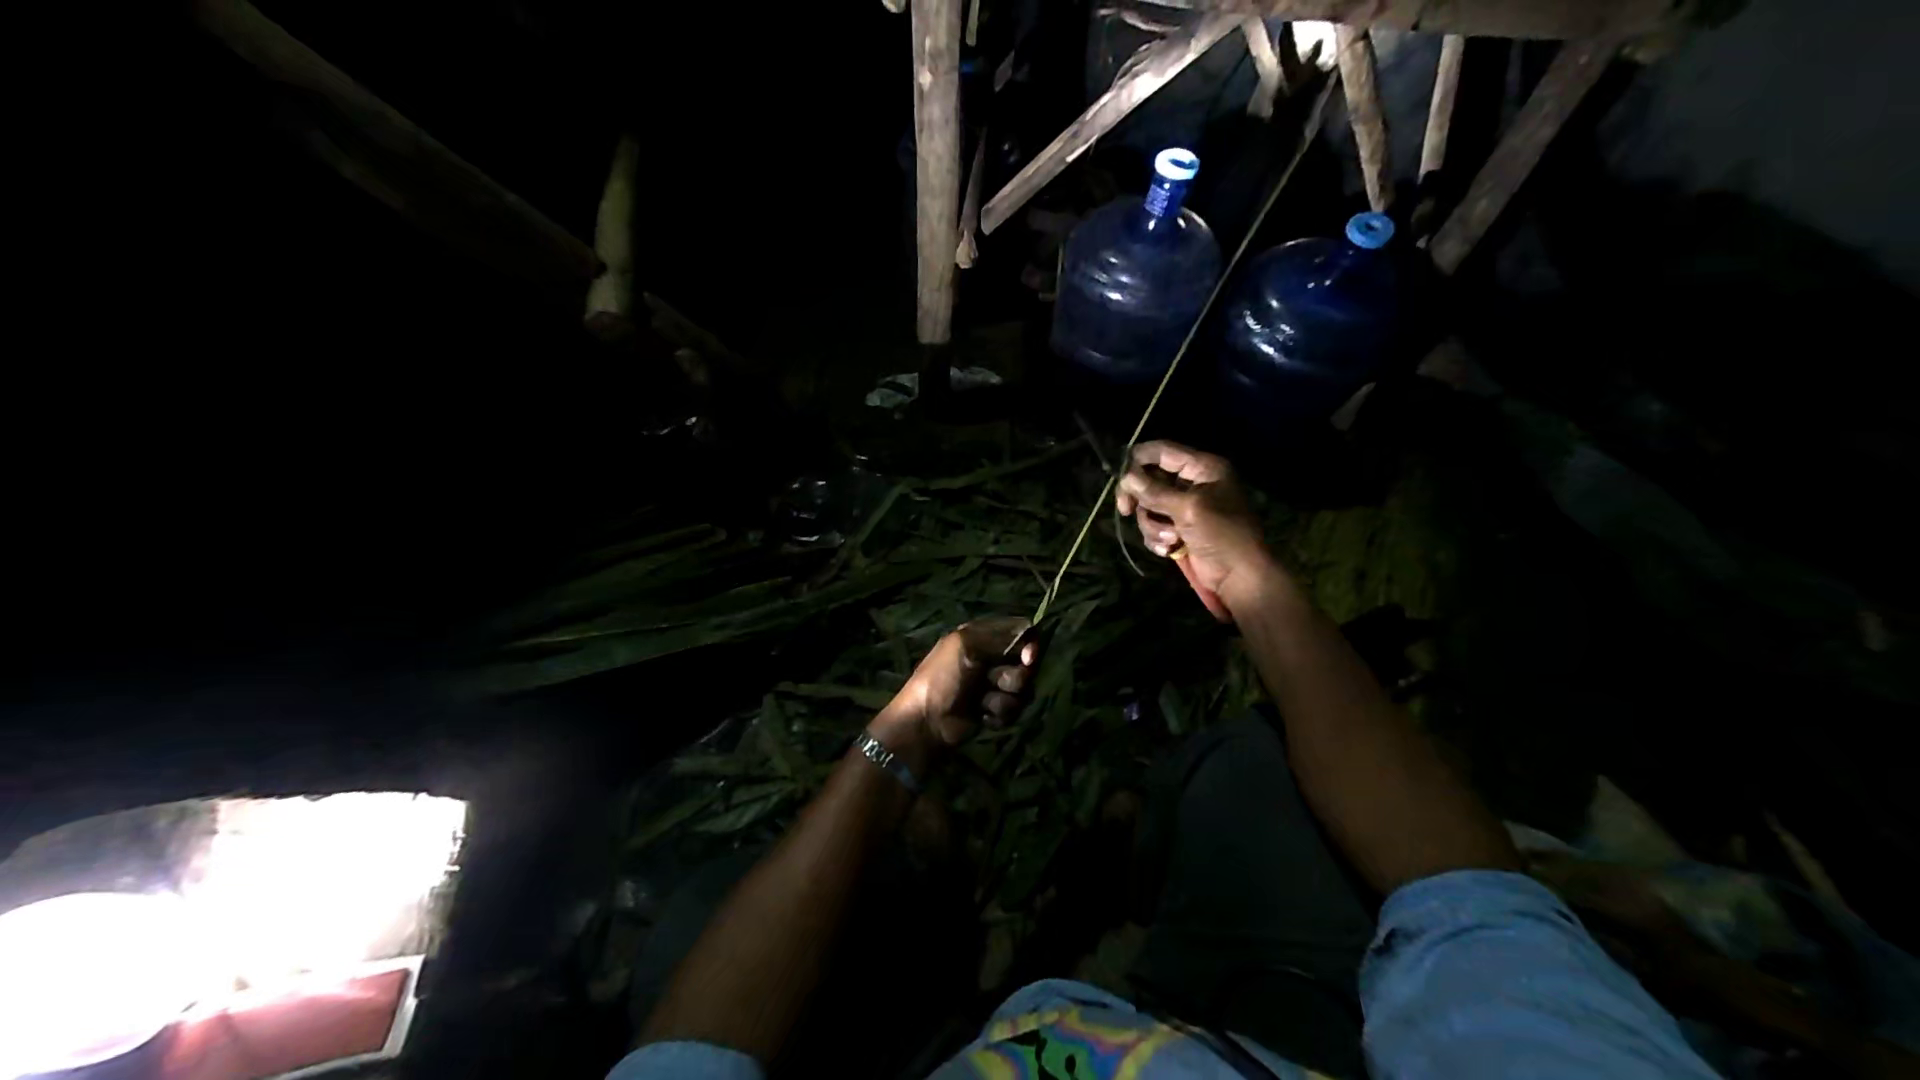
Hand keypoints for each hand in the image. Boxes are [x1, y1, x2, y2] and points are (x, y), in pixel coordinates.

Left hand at [868, 616, 1037, 775]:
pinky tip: (981, 716)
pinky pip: (1016, 709)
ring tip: (980, 703)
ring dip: (1002, 699)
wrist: (927, 721)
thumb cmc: (942, 677)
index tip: (1028, 657)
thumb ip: (1000, 638)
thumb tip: (1033, 642)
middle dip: (1012, 677)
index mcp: (983, 635)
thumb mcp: (966, 646)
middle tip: (990, 681)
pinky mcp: (996, 709)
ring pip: (1024, 690)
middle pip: (1029, 664)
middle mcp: (993, 657)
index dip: (1030, 644)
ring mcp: (995, 685)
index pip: (1022, 632)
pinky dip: (998, 714)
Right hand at [1115, 441, 1279, 615]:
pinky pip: (1154, 525)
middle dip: (1141, 498)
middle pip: (1149, 478)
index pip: (1162, 451)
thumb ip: (1155, 491)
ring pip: (1148, 505)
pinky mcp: (1178, 527)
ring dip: (1153, 525)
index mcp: (1203, 468)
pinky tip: (1170, 549)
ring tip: (1170, 538)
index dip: (1138, 460)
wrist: (1238, 576)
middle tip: (1126, 510)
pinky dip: (1157, 537)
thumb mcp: (1188, 509)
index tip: (1119, 478)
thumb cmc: (1222, 535)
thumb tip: (1125, 476)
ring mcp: (1184, 506)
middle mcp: (1192, 482)